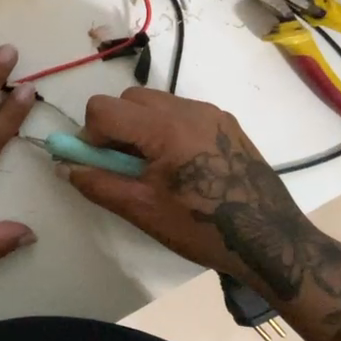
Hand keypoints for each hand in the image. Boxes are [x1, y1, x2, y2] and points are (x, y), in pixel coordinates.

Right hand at [58, 88, 327, 297]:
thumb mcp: (141, 210)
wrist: (274, 242)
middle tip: (126, 165)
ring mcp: (211, 113)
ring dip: (140, 125)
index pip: (103, 108)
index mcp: (164, 128)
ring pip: (154, 102)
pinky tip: (182, 165)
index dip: (91, 134)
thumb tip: (66, 166)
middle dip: (115, 126)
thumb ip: (97, 183)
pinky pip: (181, 111)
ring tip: (154, 166)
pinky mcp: (227, 123)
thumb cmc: (202, 228)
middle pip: (128, 99)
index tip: (101, 163)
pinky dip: (166, 128)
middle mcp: (188, 109)